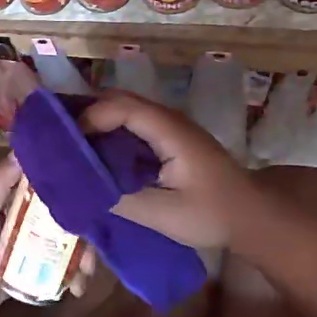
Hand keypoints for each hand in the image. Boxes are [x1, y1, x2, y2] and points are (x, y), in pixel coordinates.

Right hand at [78, 90, 264, 249]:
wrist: (254, 217)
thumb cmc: (213, 215)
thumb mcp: (163, 215)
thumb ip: (120, 199)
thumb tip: (80, 188)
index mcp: (171, 132)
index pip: (122, 107)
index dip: (91, 118)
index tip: (69, 144)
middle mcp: (169, 119)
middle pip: (120, 99)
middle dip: (88, 114)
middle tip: (62, 141)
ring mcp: (170, 126)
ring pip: (125, 108)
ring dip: (98, 121)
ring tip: (73, 146)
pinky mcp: (170, 137)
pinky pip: (133, 122)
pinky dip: (111, 131)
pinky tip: (97, 153)